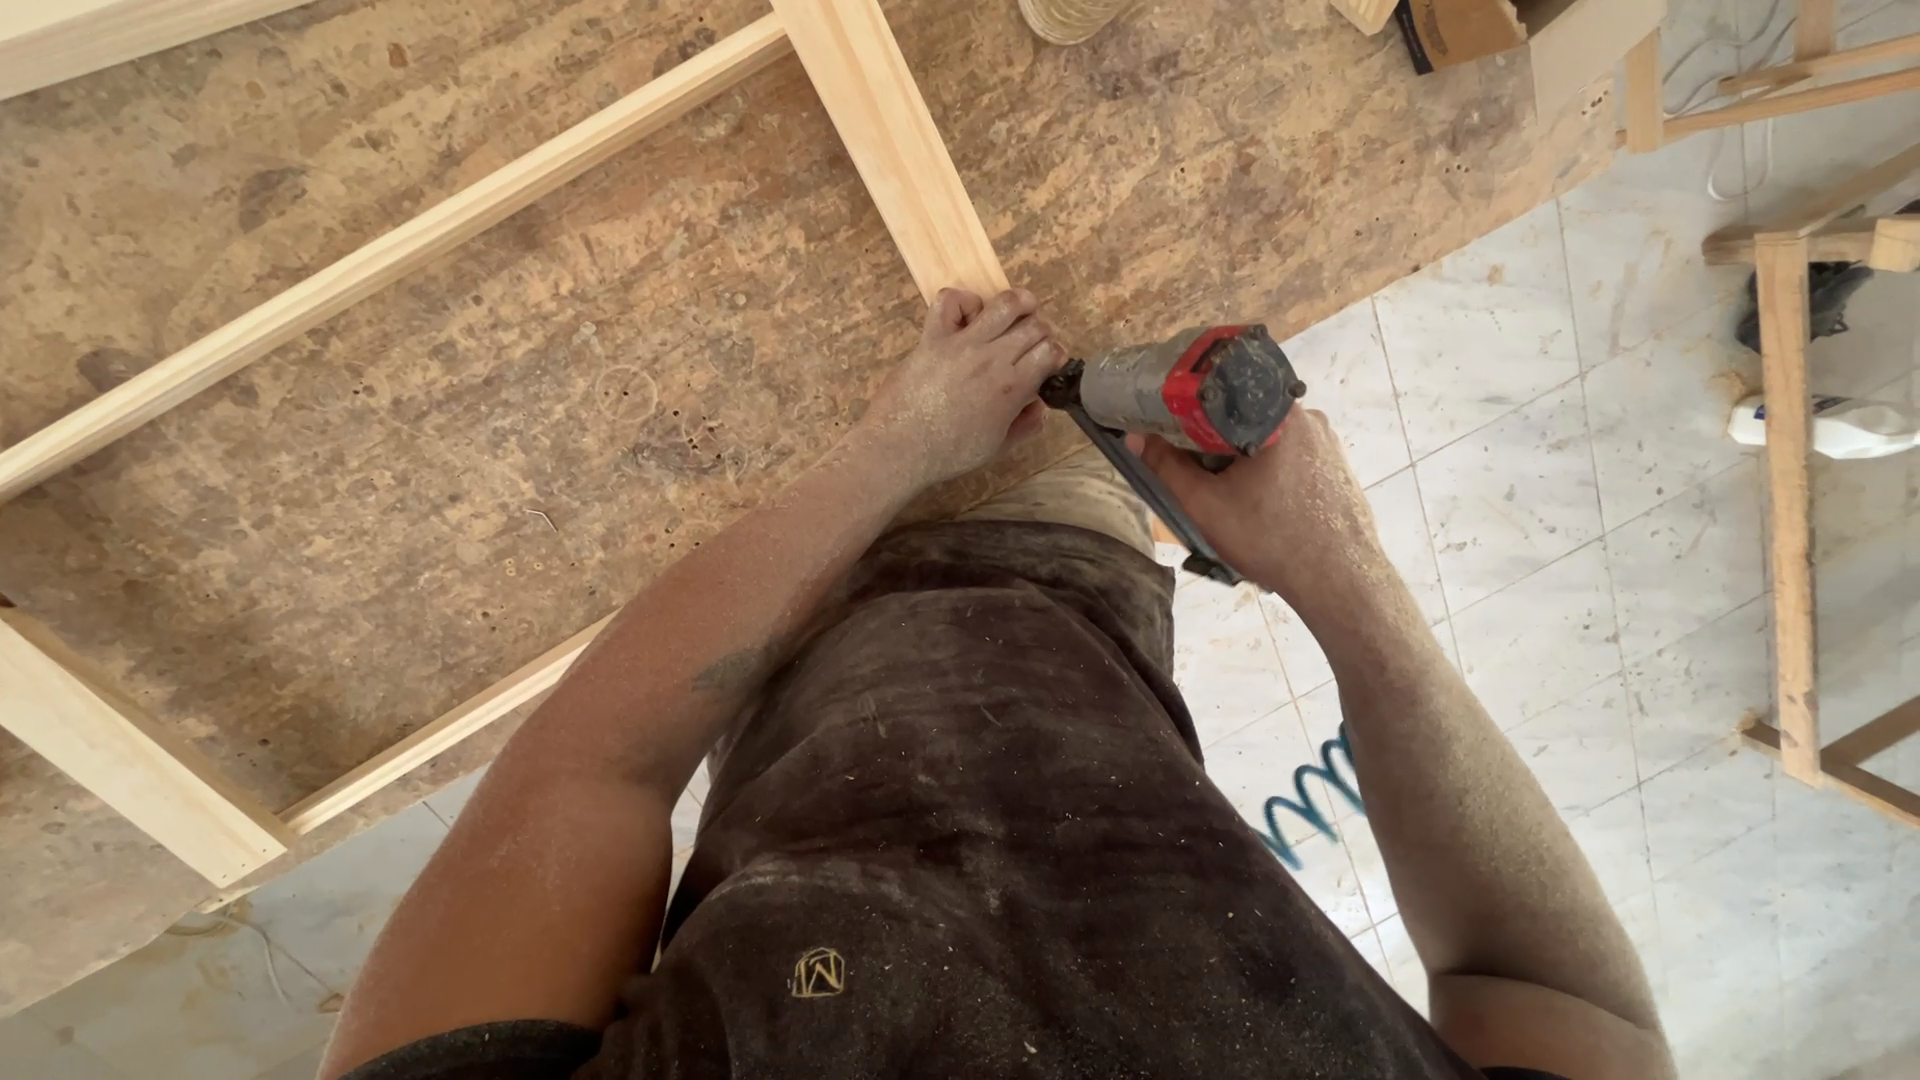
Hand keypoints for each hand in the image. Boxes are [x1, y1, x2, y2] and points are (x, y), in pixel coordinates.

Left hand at [858, 287, 1064, 487]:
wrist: (901, 448)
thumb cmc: (949, 453)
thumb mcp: (997, 447)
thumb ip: (1025, 426)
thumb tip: (1039, 407)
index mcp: (1012, 387)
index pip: (1050, 351)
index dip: (1055, 354)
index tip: (1048, 363)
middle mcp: (992, 359)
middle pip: (1034, 326)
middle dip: (1041, 332)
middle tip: (1031, 344)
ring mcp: (962, 344)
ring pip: (1004, 304)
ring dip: (1020, 304)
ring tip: (1019, 312)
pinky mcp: (933, 337)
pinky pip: (951, 300)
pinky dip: (965, 301)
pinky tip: (968, 318)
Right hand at [1132, 410, 1394, 622]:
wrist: (1338, 581)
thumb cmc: (1269, 539)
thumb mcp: (1205, 505)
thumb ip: (1166, 467)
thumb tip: (1134, 437)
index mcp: (1276, 413)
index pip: (1219, 394)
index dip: (1186, 411)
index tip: (1166, 431)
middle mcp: (1308, 417)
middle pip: (1243, 416)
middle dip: (1213, 439)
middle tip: (1191, 468)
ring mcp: (1327, 442)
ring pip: (1266, 438)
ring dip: (1240, 457)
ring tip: (1222, 489)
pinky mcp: (1336, 465)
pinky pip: (1289, 456)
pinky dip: (1266, 469)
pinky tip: (1257, 501)